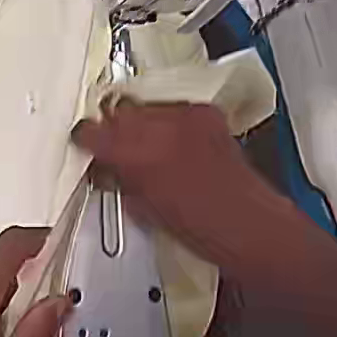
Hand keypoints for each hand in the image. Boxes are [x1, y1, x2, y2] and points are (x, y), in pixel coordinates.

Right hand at [72, 102, 336, 328]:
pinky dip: (167, 121)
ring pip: (147, 106)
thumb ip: (122, 181)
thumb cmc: (198, 230)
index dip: (86, 137)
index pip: (97, 132)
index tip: (84, 142)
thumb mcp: (147, 210)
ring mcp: (187, 116)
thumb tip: (106, 168)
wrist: (251, 224)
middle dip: (113, 125)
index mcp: (140, 155)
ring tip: (144, 143)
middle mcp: (161, 127)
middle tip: (112, 144)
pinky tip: (171, 141)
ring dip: (140, 121)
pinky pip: (174, 109)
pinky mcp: (206, 114)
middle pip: (121, 110)